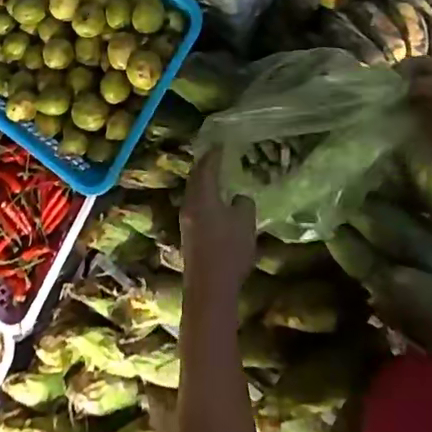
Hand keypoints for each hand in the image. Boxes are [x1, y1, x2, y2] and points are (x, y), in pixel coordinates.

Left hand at [181, 148, 255, 305]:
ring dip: (204, 181)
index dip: (214, 154)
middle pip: (195, 178)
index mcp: (202, 196)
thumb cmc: (229, 251)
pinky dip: (204, 196)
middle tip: (217, 155)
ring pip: (194, 192)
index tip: (222, 142)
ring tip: (218, 175)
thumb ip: (243, 203)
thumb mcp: (245, 222)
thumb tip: (237, 198)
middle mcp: (189, 204)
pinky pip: (195, 205)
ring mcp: (186, 220)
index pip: (206, 167)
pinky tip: (215, 201)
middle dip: (205, 165)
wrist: (209, 289)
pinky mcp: (188, 234)